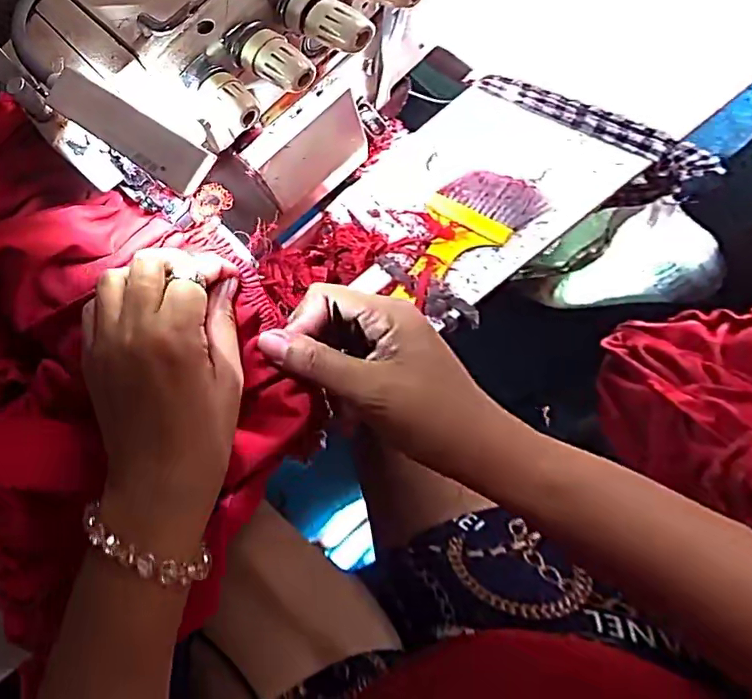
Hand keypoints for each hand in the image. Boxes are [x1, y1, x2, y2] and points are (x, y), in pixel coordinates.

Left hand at [82, 248, 245, 556]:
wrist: (156, 484)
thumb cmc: (205, 435)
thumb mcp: (229, 378)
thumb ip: (223, 321)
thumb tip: (225, 282)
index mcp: (173, 334)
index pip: (188, 274)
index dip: (210, 269)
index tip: (224, 275)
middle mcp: (133, 328)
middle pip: (146, 263)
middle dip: (175, 263)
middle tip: (193, 279)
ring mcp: (104, 339)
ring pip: (113, 276)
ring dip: (140, 275)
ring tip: (161, 291)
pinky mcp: (88, 353)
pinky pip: (94, 305)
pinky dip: (114, 297)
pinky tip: (134, 312)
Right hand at [255, 285, 521, 478]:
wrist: (486, 454)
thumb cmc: (431, 418)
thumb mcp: (366, 390)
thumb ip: (314, 362)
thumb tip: (265, 339)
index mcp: (384, 310)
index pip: (321, 297)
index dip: (299, 326)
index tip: (288, 363)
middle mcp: (386, 316)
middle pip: (326, 318)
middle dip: (309, 351)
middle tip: (302, 388)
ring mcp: (390, 339)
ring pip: (336, 342)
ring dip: (324, 373)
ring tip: (324, 407)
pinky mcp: (392, 361)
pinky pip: (351, 360)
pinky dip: (340, 383)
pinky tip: (343, 415)